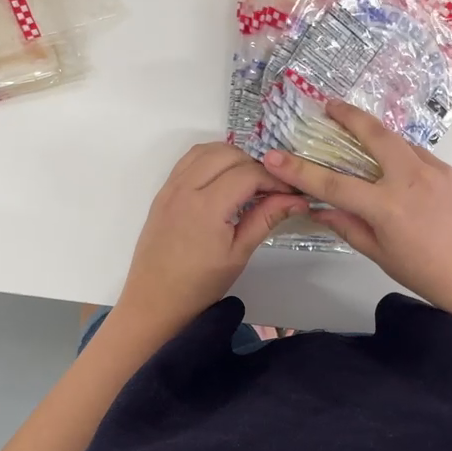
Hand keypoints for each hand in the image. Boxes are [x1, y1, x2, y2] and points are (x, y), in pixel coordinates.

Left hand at [117, 143, 308, 335]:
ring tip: (247, 181)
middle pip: (228, 154)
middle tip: (270, 187)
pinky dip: (209, 160)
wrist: (155, 300)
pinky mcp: (162, 192)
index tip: (289, 192)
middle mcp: (186, 189)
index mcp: (207, 207)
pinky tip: (222, 179)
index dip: (273, 179)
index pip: (248, 174)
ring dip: (231, 157)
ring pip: (206, 150)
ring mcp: (170, 188)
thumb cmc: (199, 285)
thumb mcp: (238, 254)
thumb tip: (297, 200)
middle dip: (254, 164)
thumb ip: (265, 220)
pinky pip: (188, 161)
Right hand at [259, 102, 451, 326]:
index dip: (300, 170)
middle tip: (330, 105)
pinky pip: (425, 161)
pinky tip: (407, 182)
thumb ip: (352, 228)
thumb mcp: (384, 256)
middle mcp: (412, 179)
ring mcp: (439, 171)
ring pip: (402, 145)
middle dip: (349, 116)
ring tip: (367, 146)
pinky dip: (408, 163)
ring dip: (381, 141)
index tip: (274, 156)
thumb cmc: (431, 277)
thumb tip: (324, 210)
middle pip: (374, 134)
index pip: (333, 183)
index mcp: (387, 206)